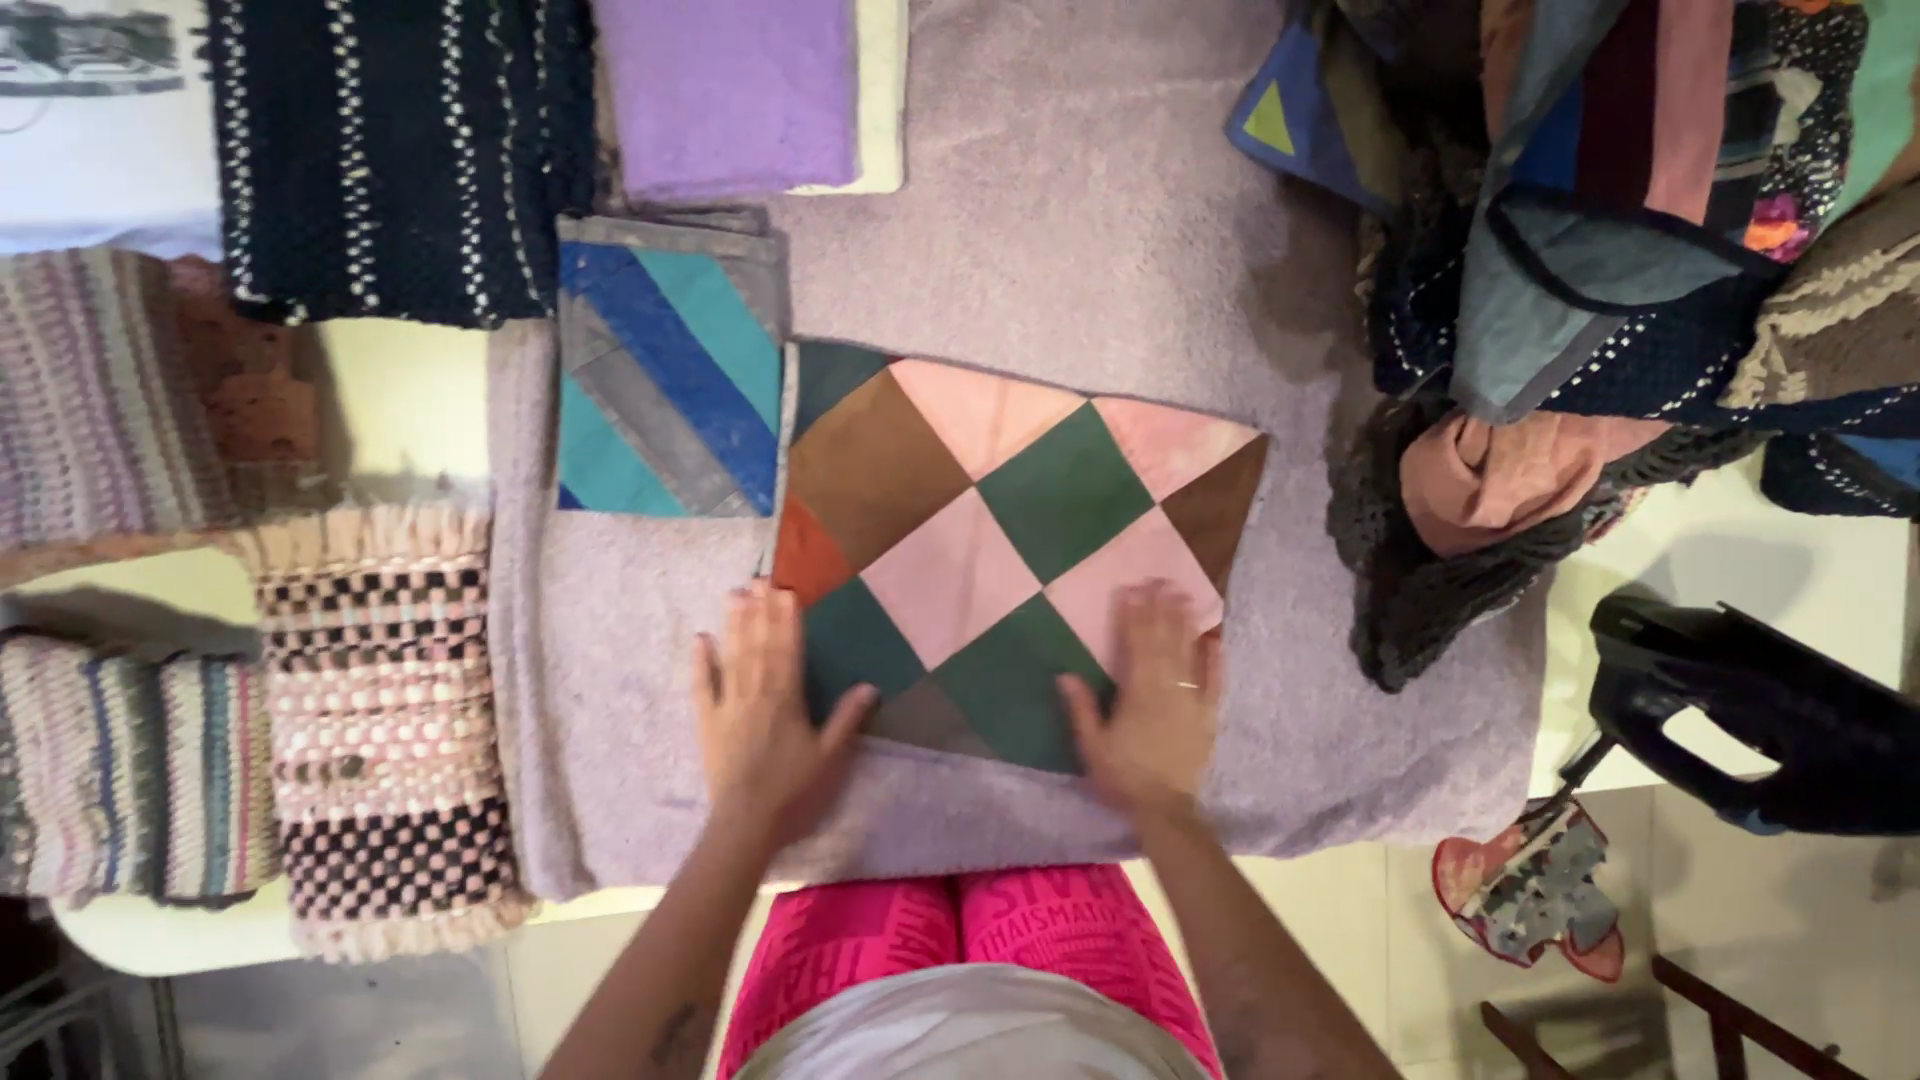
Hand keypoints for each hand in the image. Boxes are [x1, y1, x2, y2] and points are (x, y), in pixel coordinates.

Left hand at [692, 580, 878, 850]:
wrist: (746, 822)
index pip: (788, 649)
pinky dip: (701, 662)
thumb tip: (870, 685)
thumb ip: (847, 718)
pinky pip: (703, 686)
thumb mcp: (830, 756)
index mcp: (787, 699)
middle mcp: (756, 693)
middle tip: (760, 577)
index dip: (788, 619)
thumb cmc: (793, 789)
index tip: (787, 590)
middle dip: (761, 610)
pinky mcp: (708, 722)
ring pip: (733, 656)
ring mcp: (728, 705)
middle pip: (759, 644)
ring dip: (735, 624)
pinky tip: (701, 638)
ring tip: (735, 593)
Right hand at [1058, 580, 1220, 824]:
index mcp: (1137, 693)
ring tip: (1185, 596)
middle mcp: (1167, 689)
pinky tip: (1215, 639)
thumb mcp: (1092, 744)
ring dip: (1185, 624)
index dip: (1133, 615)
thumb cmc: (1123, 776)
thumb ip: (1081, 707)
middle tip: (1162, 579)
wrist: (1165, 809)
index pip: (1135, 645)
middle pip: (1163, 641)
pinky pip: (1214, 683)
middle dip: (1161, 609)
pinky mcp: (1208, 716)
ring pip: (1188, 654)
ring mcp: (1191, 701)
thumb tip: (1064, 673)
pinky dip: (1215, 660)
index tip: (1132, 589)